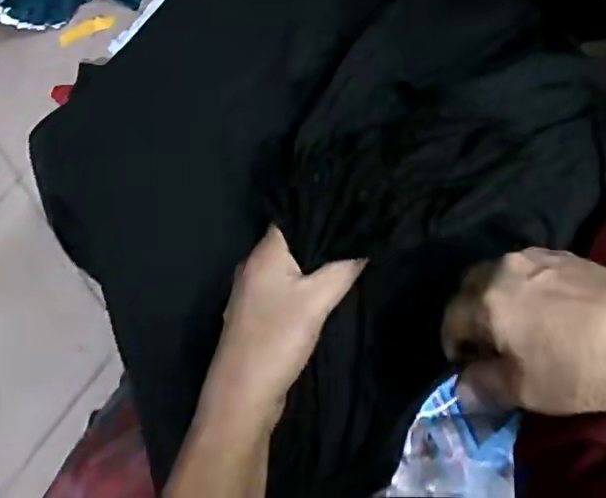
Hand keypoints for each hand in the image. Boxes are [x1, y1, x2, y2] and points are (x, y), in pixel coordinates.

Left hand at [200, 226, 365, 420]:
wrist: (241, 397)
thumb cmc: (276, 339)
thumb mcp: (316, 301)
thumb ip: (342, 270)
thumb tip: (363, 245)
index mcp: (264, 252)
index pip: (292, 216)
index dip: (319, 211)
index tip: (347, 209)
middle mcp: (253, 265)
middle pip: (290, 241)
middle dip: (320, 239)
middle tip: (353, 235)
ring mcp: (252, 291)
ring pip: (287, 267)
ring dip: (310, 266)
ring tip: (344, 259)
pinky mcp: (255, 314)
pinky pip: (282, 288)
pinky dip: (301, 286)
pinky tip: (321, 292)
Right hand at [442, 248, 605, 415]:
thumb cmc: (579, 367)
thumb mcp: (527, 391)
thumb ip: (485, 386)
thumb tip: (460, 386)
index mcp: (484, 300)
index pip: (450, 319)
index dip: (453, 346)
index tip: (468, 368)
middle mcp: (500, 268)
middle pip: (468, 287)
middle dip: (469, 315)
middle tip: (489, 345)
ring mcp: (530, 255)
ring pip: (496, 274)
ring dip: (496, 297)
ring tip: (518, 325)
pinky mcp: (558, 253)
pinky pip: (524, 268)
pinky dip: (522, 287)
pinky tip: (547, 310)